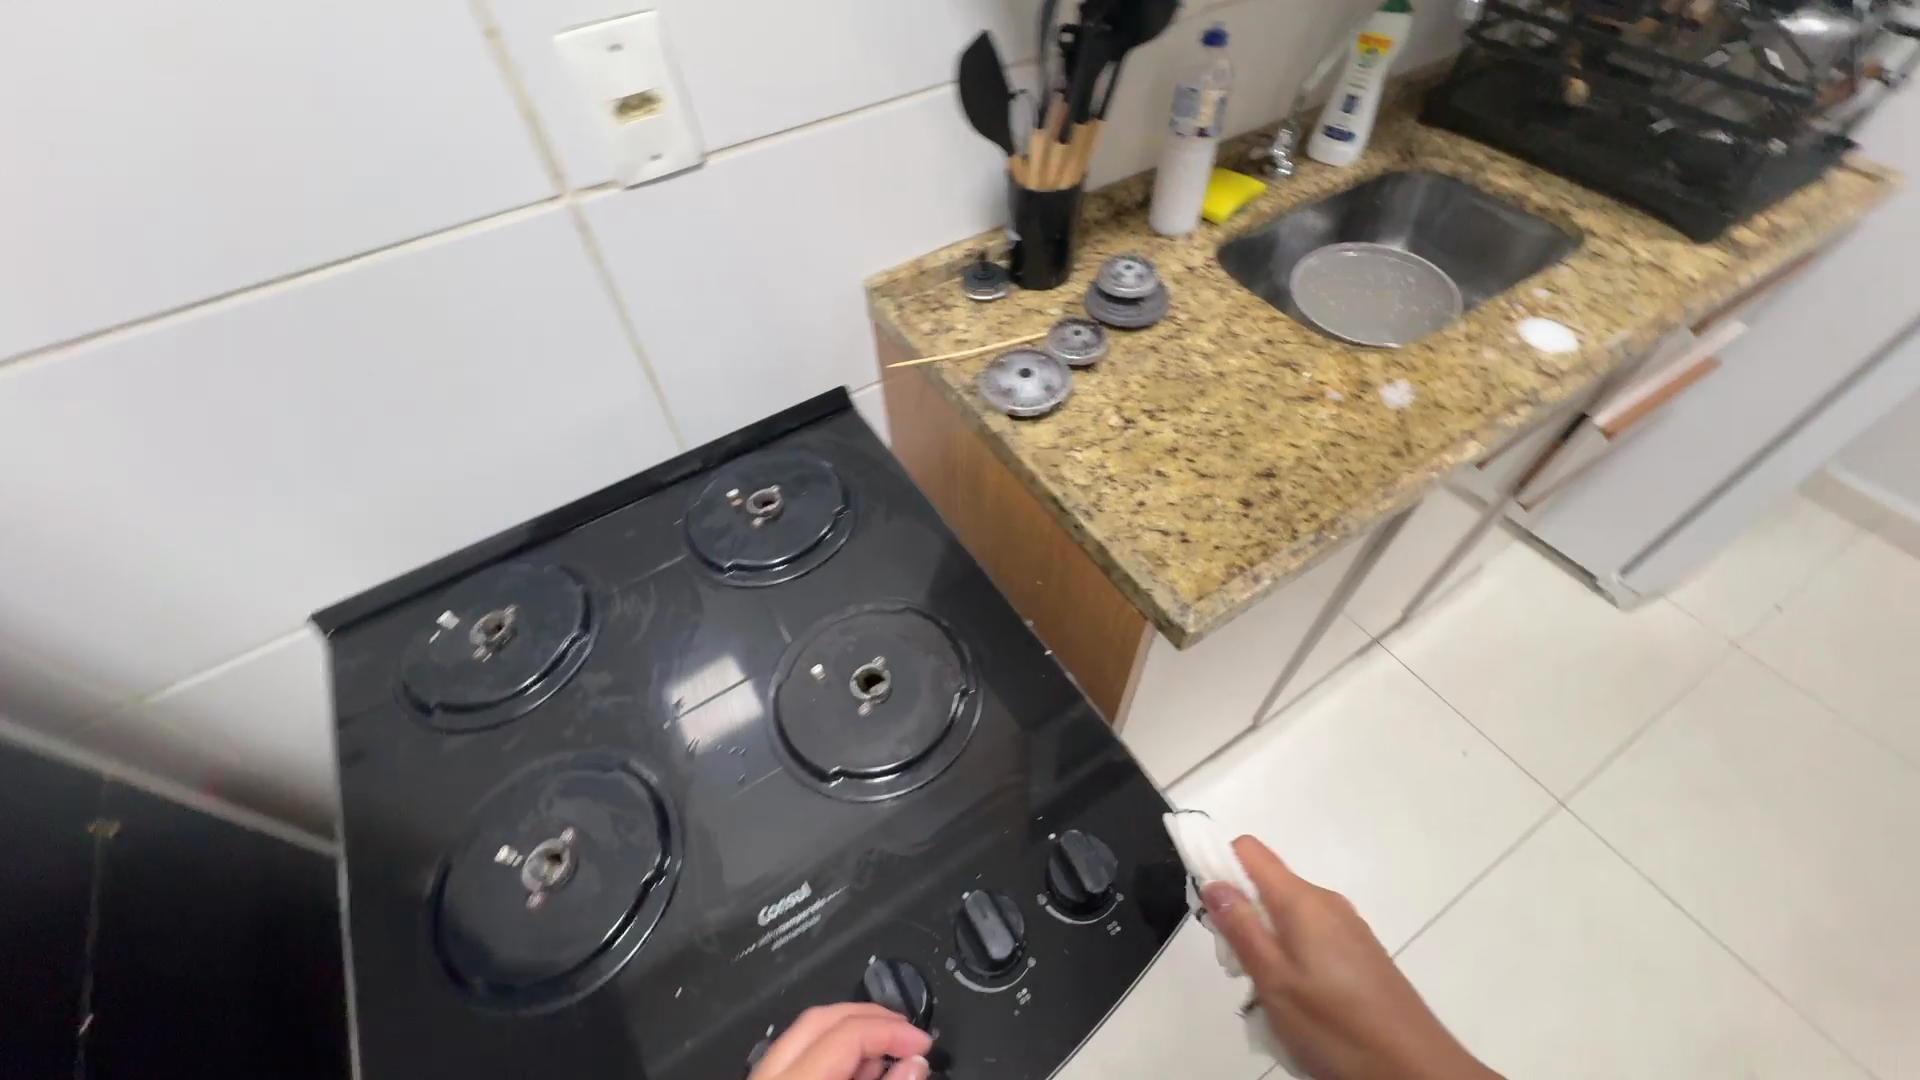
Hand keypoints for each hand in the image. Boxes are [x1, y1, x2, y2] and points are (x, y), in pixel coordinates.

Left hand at [747, 1003, 932, 1079]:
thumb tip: (914, 1063)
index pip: (844, 1034)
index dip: (891, 1030)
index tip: (922, 1043)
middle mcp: (765, 1077)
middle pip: (819, 1020)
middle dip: (869, 1018)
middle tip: (906, 1034)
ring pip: (804, 1036)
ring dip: (850, 1038)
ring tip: (888, 1057)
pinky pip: (794, 1060)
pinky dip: (830, 1059)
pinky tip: (858, 1074)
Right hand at [1201, 836, 1500, 1079]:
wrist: (1423, 1077)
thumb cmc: (1339, 1029)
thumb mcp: (1274, 981)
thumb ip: (1240, 927)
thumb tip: (1212, 881)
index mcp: (1301, 900)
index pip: (1247, 849)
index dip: (1218, 864)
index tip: (1207, 906)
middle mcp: (1325, 902)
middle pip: (1265, 884)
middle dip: (1240, 916)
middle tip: (1238, 967)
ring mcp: (1347, 928)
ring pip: (1286, 916)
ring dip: (1265, 944)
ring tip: (1269, 996)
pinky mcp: (1361, 955)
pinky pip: (1310, 938)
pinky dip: (1291, 959)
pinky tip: (1298, 1006)